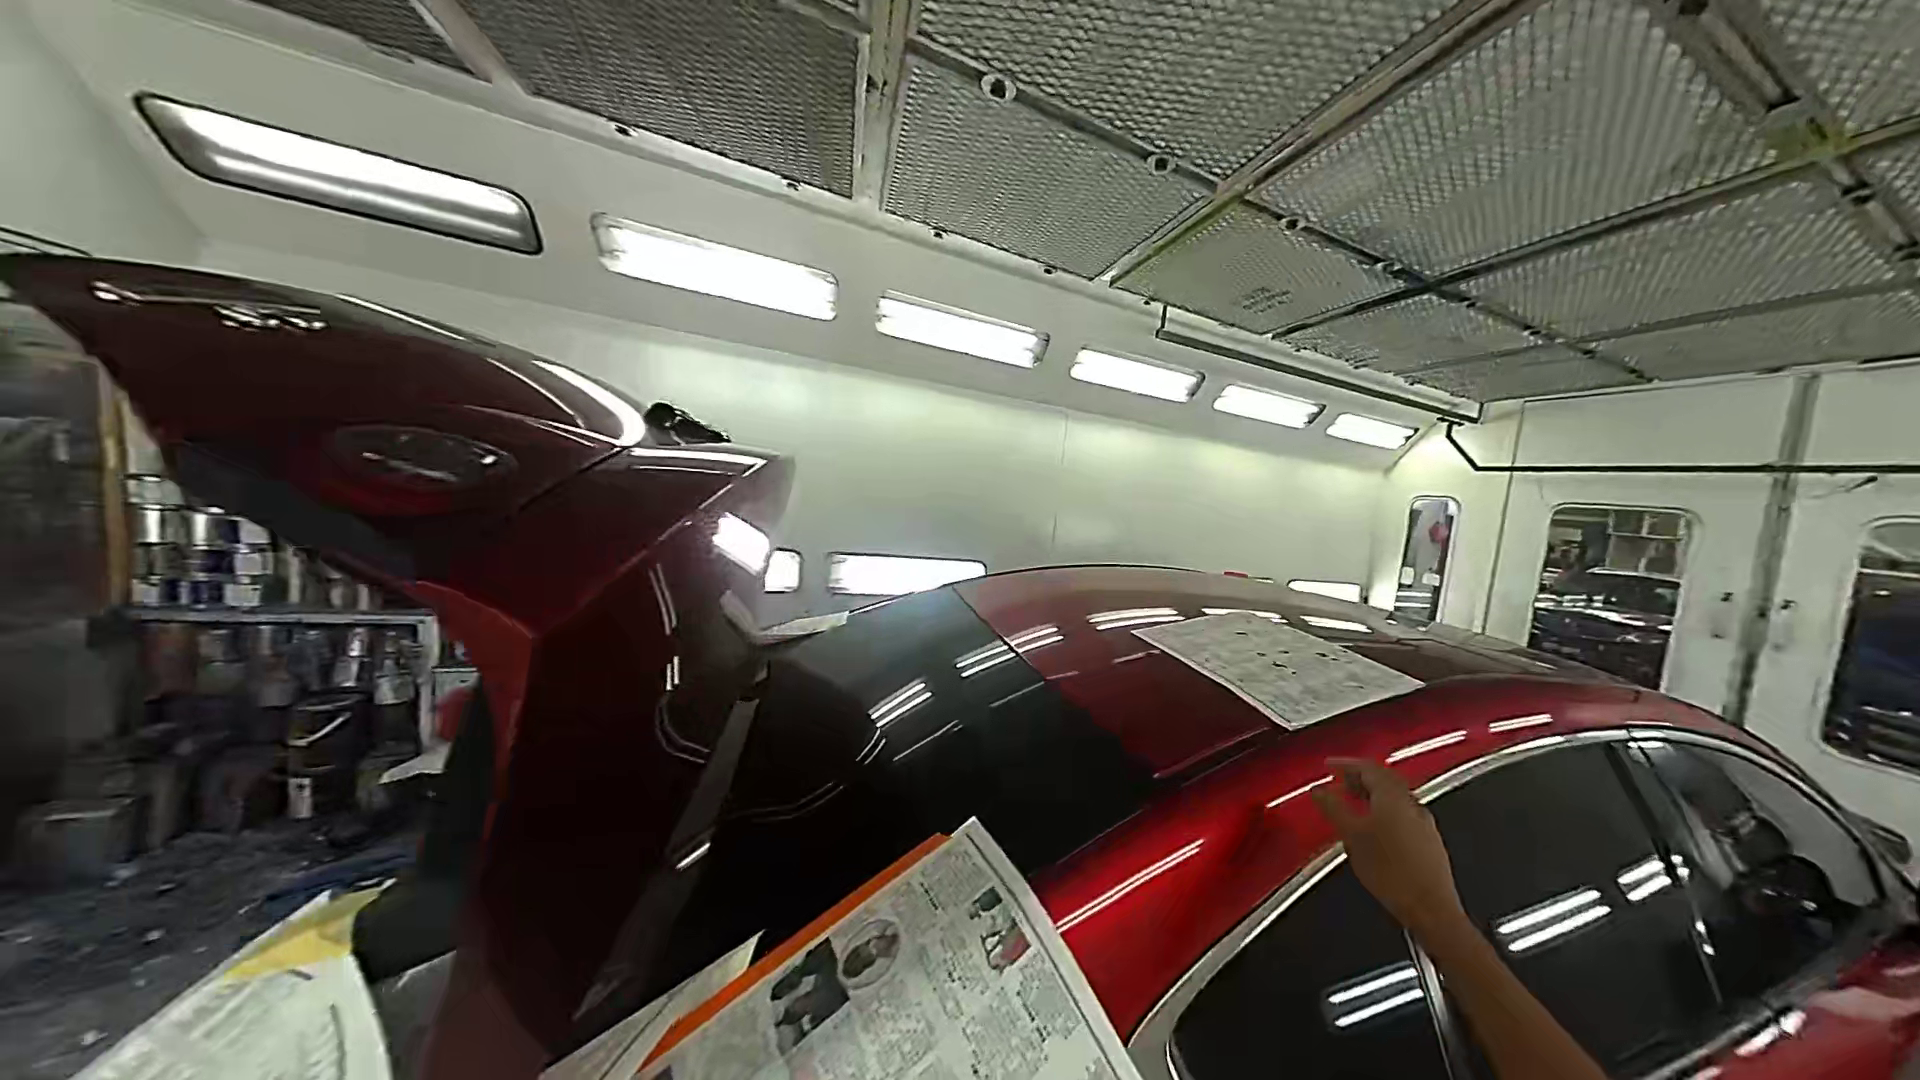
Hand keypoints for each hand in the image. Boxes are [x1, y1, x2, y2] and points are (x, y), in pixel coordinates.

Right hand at [1312, 757, 1466, 939]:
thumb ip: (1332, 807)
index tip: (1331, 765)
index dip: (1345, 763)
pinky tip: (1373, 827)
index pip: (1367, 767)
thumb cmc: (1393, 874)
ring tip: (1352, 803)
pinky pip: (1403, 815)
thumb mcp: (1351, 835)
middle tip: (1339, 781)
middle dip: (1359, 778)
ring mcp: (1424, 825)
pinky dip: (1384, 811)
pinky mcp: (1430, 842)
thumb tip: (1319, 792)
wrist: (1430, 910)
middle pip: (1384, 780)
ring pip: (1394, 798)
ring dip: (1371, 795)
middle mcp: (1412, 806)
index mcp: (1393, 798)